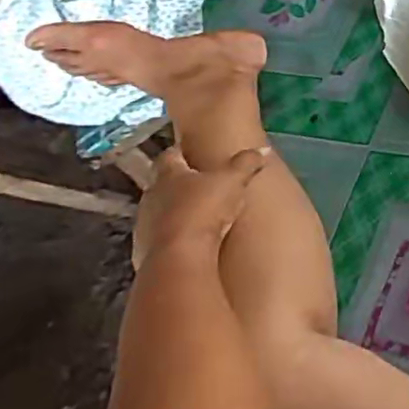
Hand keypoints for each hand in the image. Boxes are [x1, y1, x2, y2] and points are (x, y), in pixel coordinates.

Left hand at [132, 145, 269, 269]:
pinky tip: (193, 242)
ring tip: (200, 217)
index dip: (180, 153)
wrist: (178, 259)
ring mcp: (144, 227)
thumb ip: (246, 163)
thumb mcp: (233, 181)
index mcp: (168, 175)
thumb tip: (263, 149)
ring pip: (161, 214)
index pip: (169, 157)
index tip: (193, 153)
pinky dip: (175, 238)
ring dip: (176, 214)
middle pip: (163, 185)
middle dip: (180, 185)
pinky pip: (162, 240)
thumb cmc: (203, 209)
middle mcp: (151, 197)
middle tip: (203, 186)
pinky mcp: (145, 253)